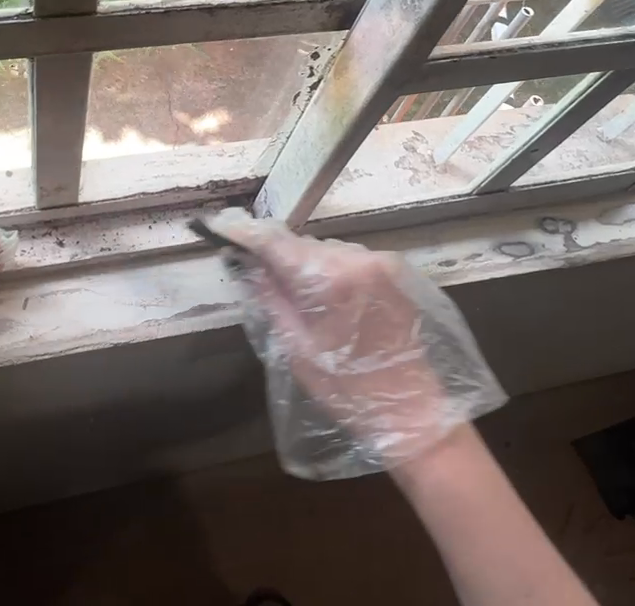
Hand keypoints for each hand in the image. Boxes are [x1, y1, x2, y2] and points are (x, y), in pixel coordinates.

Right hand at [206, 209, 503, 478]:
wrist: (412, 409)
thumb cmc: (347, 388)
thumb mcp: (295, 348)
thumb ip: (270, 298)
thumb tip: (245, 264)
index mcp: (327, 280)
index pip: (276, 242)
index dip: (247, 233)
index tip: (222, 225)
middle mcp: (354, 259)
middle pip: (301, 244)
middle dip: (281, 258)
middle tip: (262, 276)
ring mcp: (379, 261)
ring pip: (325, 250)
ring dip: (309, 266)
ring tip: (306, 300)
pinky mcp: (396, 269)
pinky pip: (349, 258)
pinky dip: (334, 271)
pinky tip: (334, 300)